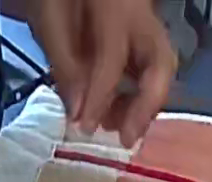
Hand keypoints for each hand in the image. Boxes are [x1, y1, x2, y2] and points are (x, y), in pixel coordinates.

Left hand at [27, 0, 176, 146]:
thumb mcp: (50, 20)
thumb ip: (64, 65)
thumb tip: (78, 114)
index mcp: (116, 3)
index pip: (115, 58)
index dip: (101, 97)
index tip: (86, 128)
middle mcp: (141, 15)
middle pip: (162, 63)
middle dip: (146, 107)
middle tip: (126, 138)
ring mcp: (146, 29)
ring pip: (160, 73)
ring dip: (141, 109)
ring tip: (112, 128)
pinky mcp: (142, 44)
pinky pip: (149, 76)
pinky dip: (136, 102)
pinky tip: (113, 116)